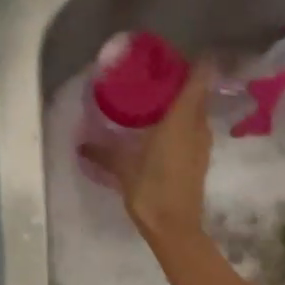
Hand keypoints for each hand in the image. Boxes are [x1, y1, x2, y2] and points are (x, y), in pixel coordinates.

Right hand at [79, 61, 215, 237]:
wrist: (175, 229)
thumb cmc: (151, 192)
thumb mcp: (124, 169)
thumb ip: (104, 153)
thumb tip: (81, 145)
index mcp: (182, 118)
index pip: (199, 76)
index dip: (194, 61)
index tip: (177, 55)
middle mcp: (198, 125)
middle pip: (199, 92)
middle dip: (185, 81)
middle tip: (160, 78)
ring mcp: (202, 144)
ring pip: (198, 112)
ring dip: (185, 104)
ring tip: (160, 102)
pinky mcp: (200, 160)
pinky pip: (195, 130)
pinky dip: (184, 124)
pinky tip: (165, 130)